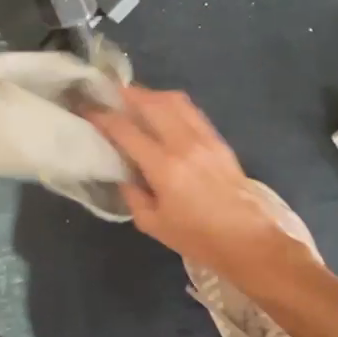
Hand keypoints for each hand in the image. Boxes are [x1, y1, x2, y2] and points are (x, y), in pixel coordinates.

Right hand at [82, 86, 319, 282]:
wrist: (251, 242)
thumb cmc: (199, 238)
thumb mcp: (153, 224)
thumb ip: (132, 195)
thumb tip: (123, 175)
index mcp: (163, 167)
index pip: (125, 129)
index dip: (101, 116)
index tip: (86, 109)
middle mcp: (183, 144)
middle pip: (150, 103)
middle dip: (125, 94)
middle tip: (107, 94)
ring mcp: (204, 138)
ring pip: (173, 100)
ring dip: (149, 94)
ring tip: (134, 98)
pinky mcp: (218, 140)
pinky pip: (190, 110)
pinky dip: (171, 103)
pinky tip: (163, 111)